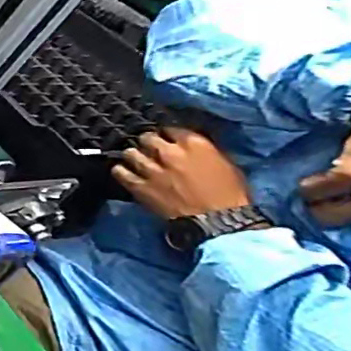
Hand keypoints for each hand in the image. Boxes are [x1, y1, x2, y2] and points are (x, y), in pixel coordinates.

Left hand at [113, 127, 252, 219]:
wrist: (217, 221)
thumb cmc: (229, 194)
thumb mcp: (223, 163)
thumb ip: (201, 151)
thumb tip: (187, 148)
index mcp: (194, 144)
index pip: (171, 129)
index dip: (167, 134)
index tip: (166, 139)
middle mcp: (169, 152)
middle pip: (147, 138)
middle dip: (148, 143)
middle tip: (149, 150)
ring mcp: (151, 169)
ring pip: (131, 153)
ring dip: (132, 156)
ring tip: (134, 160)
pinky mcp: (139, 186)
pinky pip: (120, 172)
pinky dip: (120, 171)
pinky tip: (122, 172)